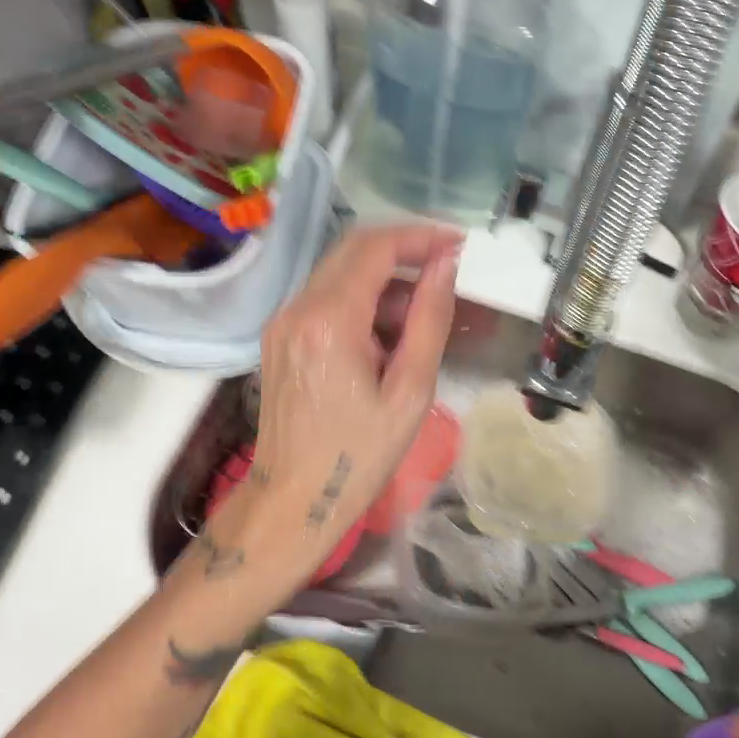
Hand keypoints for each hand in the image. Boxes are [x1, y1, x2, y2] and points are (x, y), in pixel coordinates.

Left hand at [245, 224, 462, 579]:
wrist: (291, 501)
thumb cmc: (359, 455)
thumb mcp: (410, 390)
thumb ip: (429, 319)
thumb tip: (445, 265)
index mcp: (330, 320)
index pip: (376, 247)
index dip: (420, 236)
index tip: (458, 244)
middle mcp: (298, 307)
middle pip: (353, 248)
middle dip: (404, 248)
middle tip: (447, 265)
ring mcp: (283, 320)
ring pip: (339, 269)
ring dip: (384, 275)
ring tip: (422, 312)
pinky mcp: (280, 335)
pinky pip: (325, 295)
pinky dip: (362, 297)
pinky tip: (388, 331)